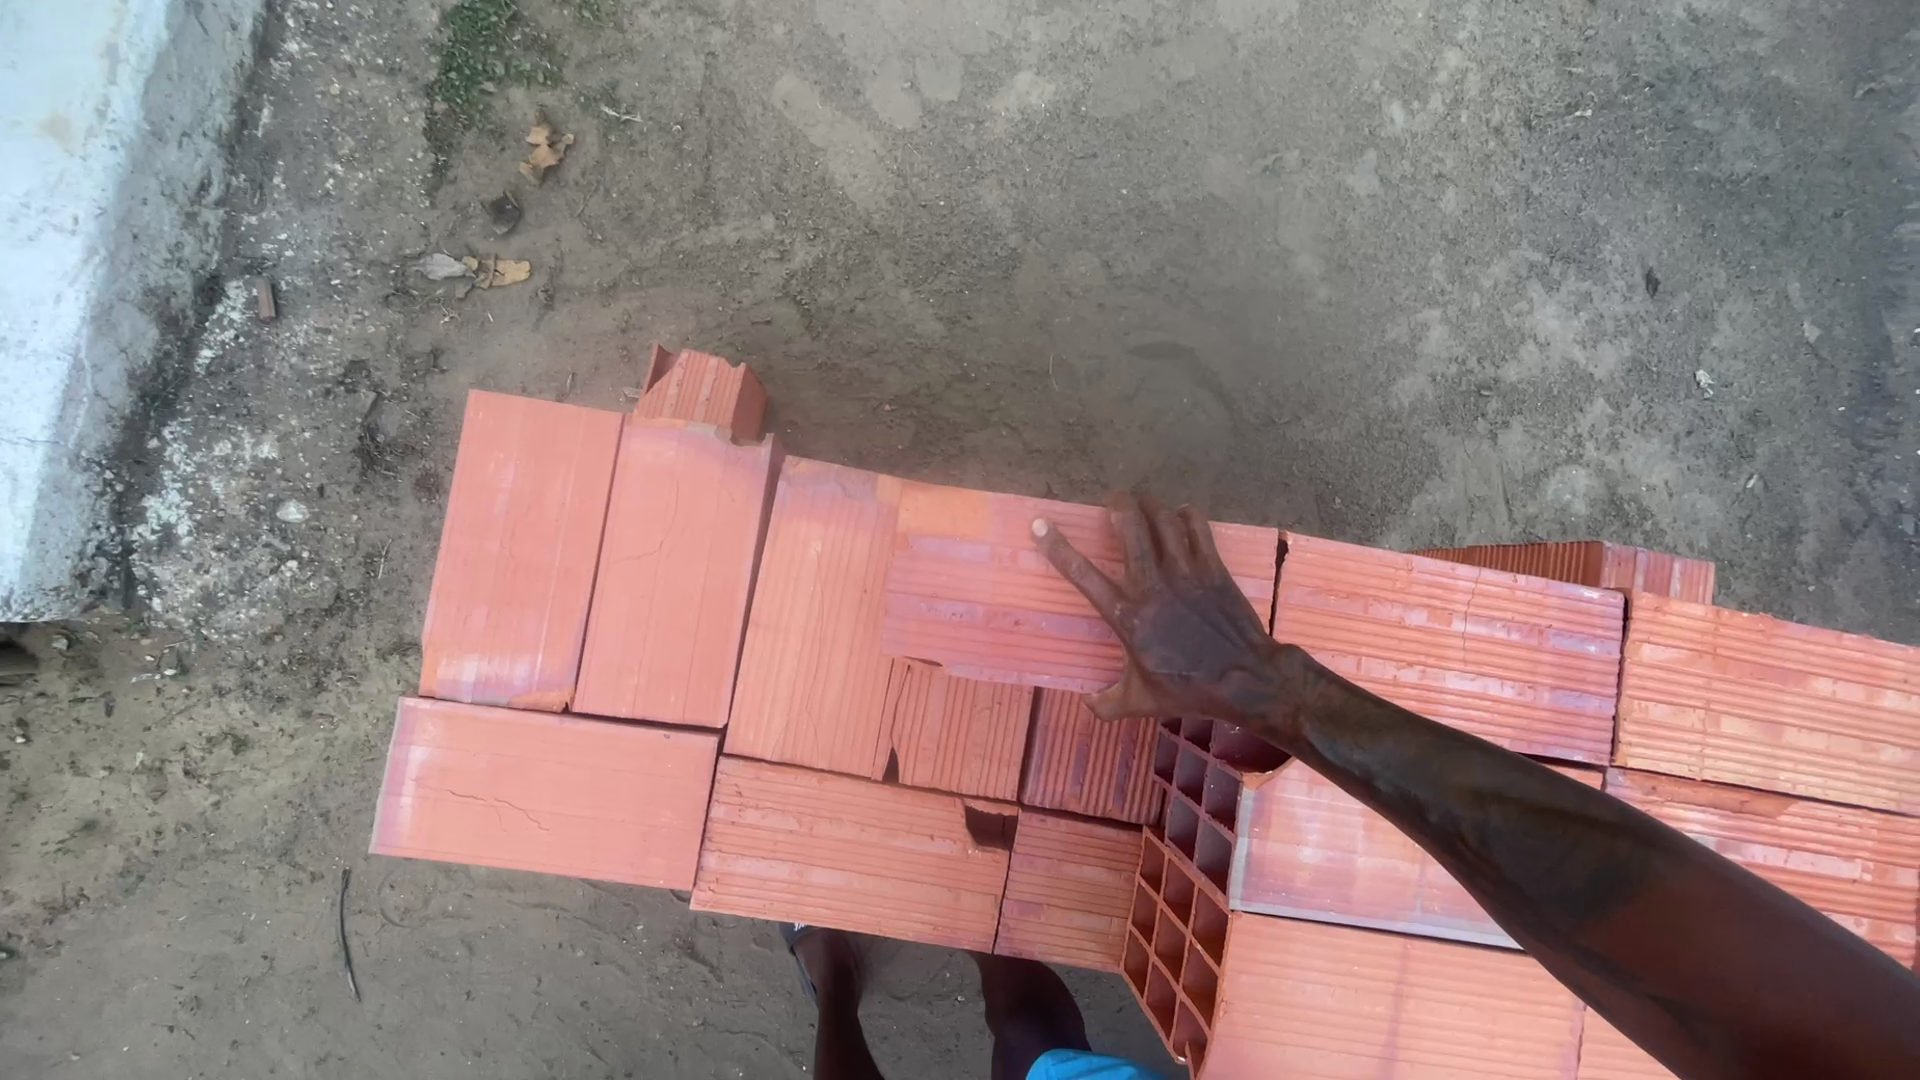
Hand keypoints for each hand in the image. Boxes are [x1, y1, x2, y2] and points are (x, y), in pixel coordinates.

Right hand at [1032, 493, 1289, 724]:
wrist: (1246, 680)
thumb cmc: (1189, 689)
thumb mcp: (1140, 702)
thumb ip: (1107, 704)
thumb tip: (1086, 705)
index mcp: (1127, 617)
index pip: (1083, 575)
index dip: (1057, 547)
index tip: (1040, 525)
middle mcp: (1152, 586)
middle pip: (1130, 527)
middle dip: (1118, 504)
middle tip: (1113, 500)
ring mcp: (1185, 573)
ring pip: (1163, 520)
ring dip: (1150, 505)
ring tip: (1144, 503)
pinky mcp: (1213, 568)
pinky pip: (1197, 528)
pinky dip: (1186, 516)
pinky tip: (1181, 515)